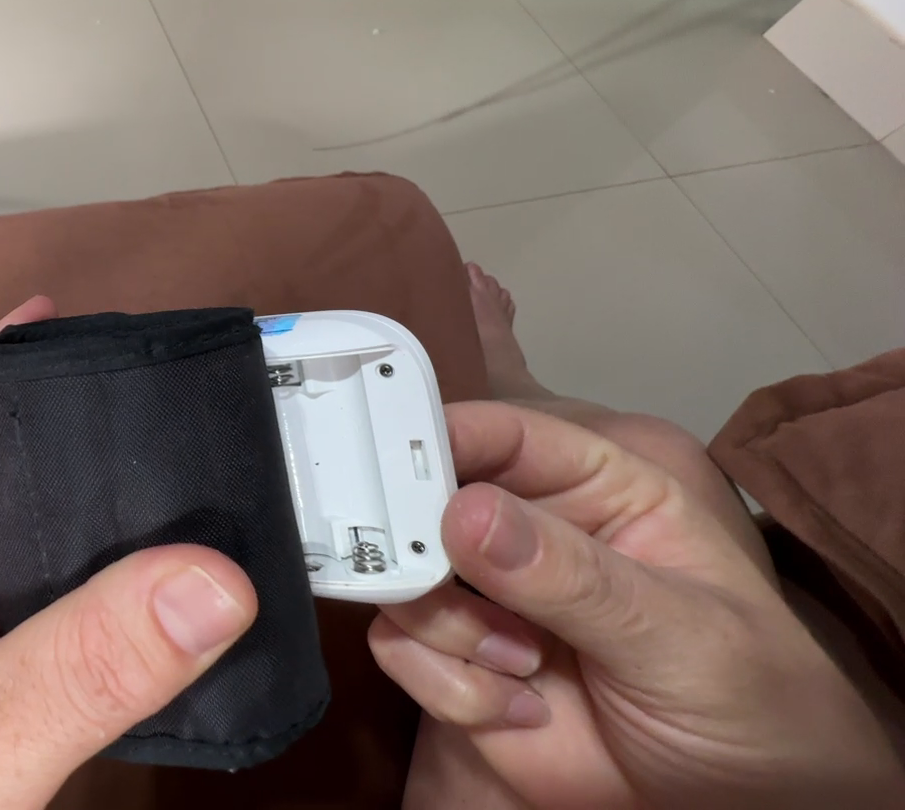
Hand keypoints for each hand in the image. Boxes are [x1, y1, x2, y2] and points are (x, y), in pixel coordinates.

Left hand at [0, 297, 257, 809]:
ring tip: (167, 461)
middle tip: (153, 393)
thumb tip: (213, 575)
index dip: (16, 360)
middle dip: (65, 421)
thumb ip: (93, 657)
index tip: (88, 321)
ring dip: (82, 491)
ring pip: (21, 515)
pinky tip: (145, 559)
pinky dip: (89, 557)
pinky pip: (39, 572)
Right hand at [371, 401, 903, 808]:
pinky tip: (516, 707)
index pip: (501, 435)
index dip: (441, 432)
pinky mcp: (443, 650)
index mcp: (589, 488)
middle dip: (413, 537)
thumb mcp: (692, 641)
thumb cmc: (756, 710)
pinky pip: (395, 643)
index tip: (387, 455)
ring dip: (451, 628)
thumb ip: (579, 577)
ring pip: (398, 573)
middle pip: (419, 495)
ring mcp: (472, 588)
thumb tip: (465, 513)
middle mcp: (514, 527)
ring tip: (523, 663)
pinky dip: (448, 684)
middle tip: (428, 569)